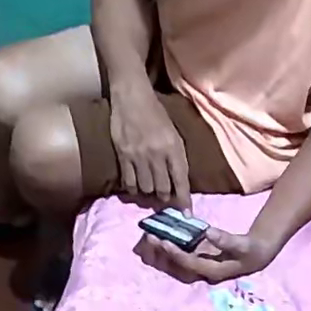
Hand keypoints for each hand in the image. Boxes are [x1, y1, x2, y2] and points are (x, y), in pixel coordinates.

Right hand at [108, 86, 190, 209]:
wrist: (132, 95)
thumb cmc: (156, 115)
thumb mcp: (174, 135)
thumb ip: (177, 159)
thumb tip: (179, 185)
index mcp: (174, 148)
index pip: (181, 181)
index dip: (184, 201)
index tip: (187, 215)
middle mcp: (157, 154)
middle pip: (162, 190)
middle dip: (165, 199)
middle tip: (164, 201)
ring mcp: (139, 155)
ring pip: (146, 188)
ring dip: (149, 195)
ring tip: (150, 192)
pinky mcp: (123, 155)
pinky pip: (129, 182)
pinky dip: (133, 190)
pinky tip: (136, 188)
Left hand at [139, 227, 277, 283]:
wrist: (256, 254)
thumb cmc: (250, 250)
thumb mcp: (243, 245)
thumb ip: (226, 240)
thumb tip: (208, 232)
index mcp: (212, 270)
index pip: (189, 263)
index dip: (175, 254)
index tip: (163, 242)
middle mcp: (202, 270)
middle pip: (177, 265)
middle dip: (162, 253)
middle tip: (148, 237)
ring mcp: (199, 263)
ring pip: (176, 260)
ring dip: (162, 251)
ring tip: (149, 236)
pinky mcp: (199, 256)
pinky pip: (180, 252)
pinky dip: (170, 245)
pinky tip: (161, 234)